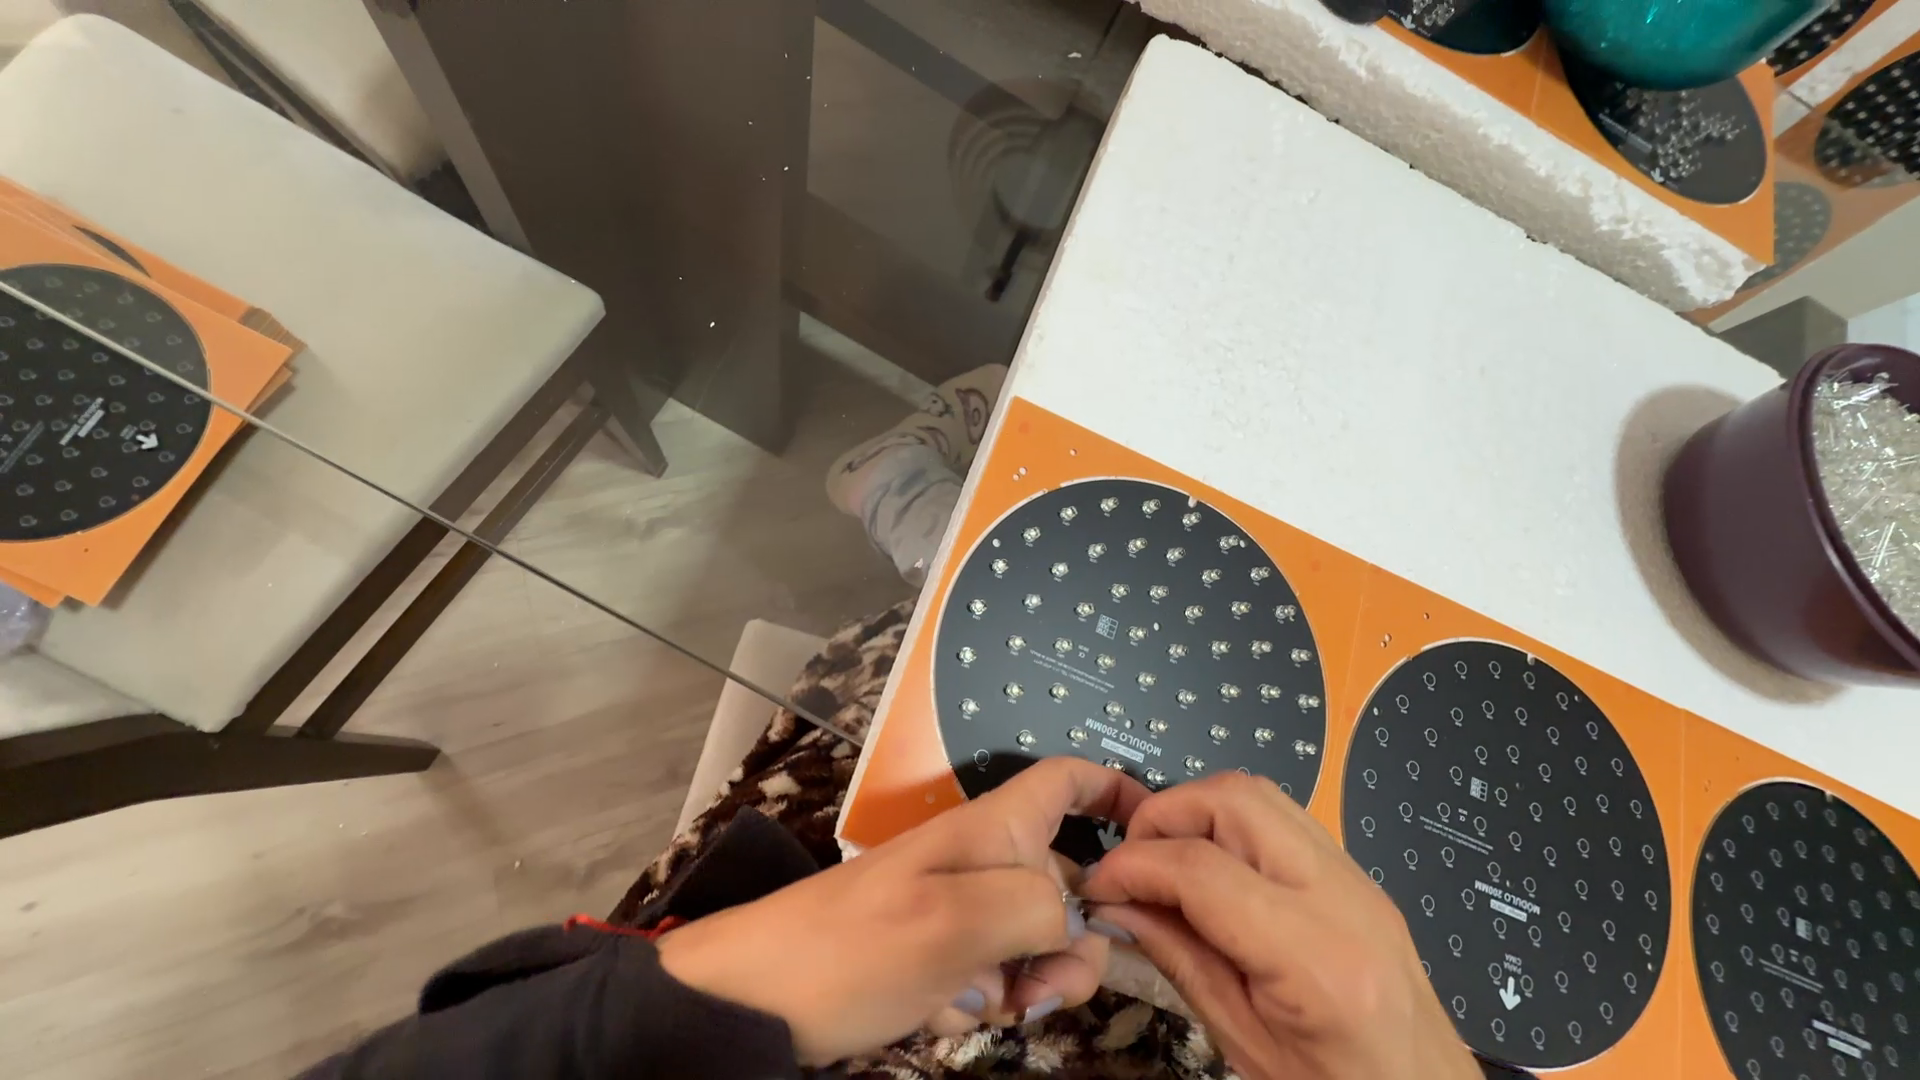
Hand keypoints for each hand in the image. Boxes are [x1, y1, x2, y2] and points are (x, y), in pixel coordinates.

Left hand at [656, 757, 1148, 1063]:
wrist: (761, 996)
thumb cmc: (854, 946)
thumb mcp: (953, 921)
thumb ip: (1034, 904)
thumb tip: (1078, 913)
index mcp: (993, 828)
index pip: (1067, 779)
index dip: (1116, 789)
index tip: (1156, 837)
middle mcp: (986, 858)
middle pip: (1070, 880)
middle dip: (1073, 940)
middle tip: (1036, 990)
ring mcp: (963, 906)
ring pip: (1038, 937)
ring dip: (1028, 980)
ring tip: (977, 1005)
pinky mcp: (943, 950)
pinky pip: (996, 972)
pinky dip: (983, 999)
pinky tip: (939, 1012)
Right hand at [1079, 773, 1480, 1079]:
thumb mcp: (1242, 1041)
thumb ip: (1178, 958)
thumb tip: (1116, 903)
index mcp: (1314, 958)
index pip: (1200, 870)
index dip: (1133, 866)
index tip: (1099, 884)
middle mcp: (1341, 895)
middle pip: (1233, 800)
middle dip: (1164, 813)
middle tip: (1132, 859)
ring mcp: (1355, 874)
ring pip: (1257, 791)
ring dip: (1196, 807)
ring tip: (1166, 856)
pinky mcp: (1355, 870)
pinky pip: (1280, 812)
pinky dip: (1228, 819)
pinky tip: (1209, 861)